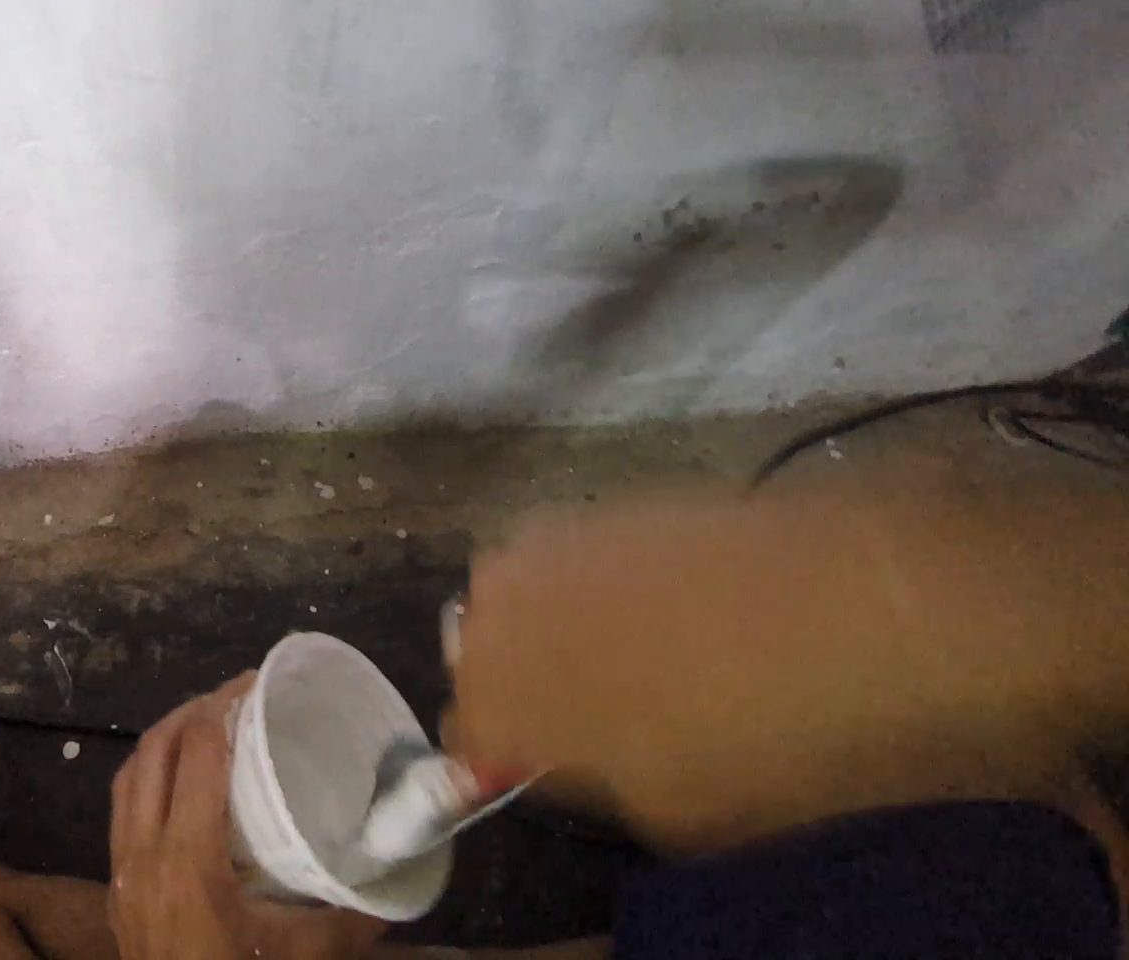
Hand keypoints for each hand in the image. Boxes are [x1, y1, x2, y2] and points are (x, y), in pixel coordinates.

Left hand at [109, 673, 385, 959]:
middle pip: (155, 749)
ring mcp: (120, 870)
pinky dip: (147, 774)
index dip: (221, 706)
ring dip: (164, 739)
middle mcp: (143, 853)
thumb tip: (393, 872)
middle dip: (192, 710)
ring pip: (129, 773)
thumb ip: (351, 912)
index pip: (196, 752)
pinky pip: (121, 806)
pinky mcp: (115, 888)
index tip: (254, 683)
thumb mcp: (307, 957)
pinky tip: (177, 782)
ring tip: (204, 726)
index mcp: (189, 860)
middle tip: (233, 699)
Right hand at [443, 473, 1128, 853]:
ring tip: (612, 651)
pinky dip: (575, 586)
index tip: (535, 764)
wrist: (859, 599)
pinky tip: (642, 600)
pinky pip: (550, 560)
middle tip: (578, 709)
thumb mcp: (679, 808)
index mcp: (505, 698)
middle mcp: (495, 617)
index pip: (460, 733)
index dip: (498, 755)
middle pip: (470, 657)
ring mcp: (536, 553)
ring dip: (538, 630)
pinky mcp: (584, 512)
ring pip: (505, 602)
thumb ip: (589, 781)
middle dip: (510, 683)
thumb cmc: (770, 732)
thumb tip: (559, 759)